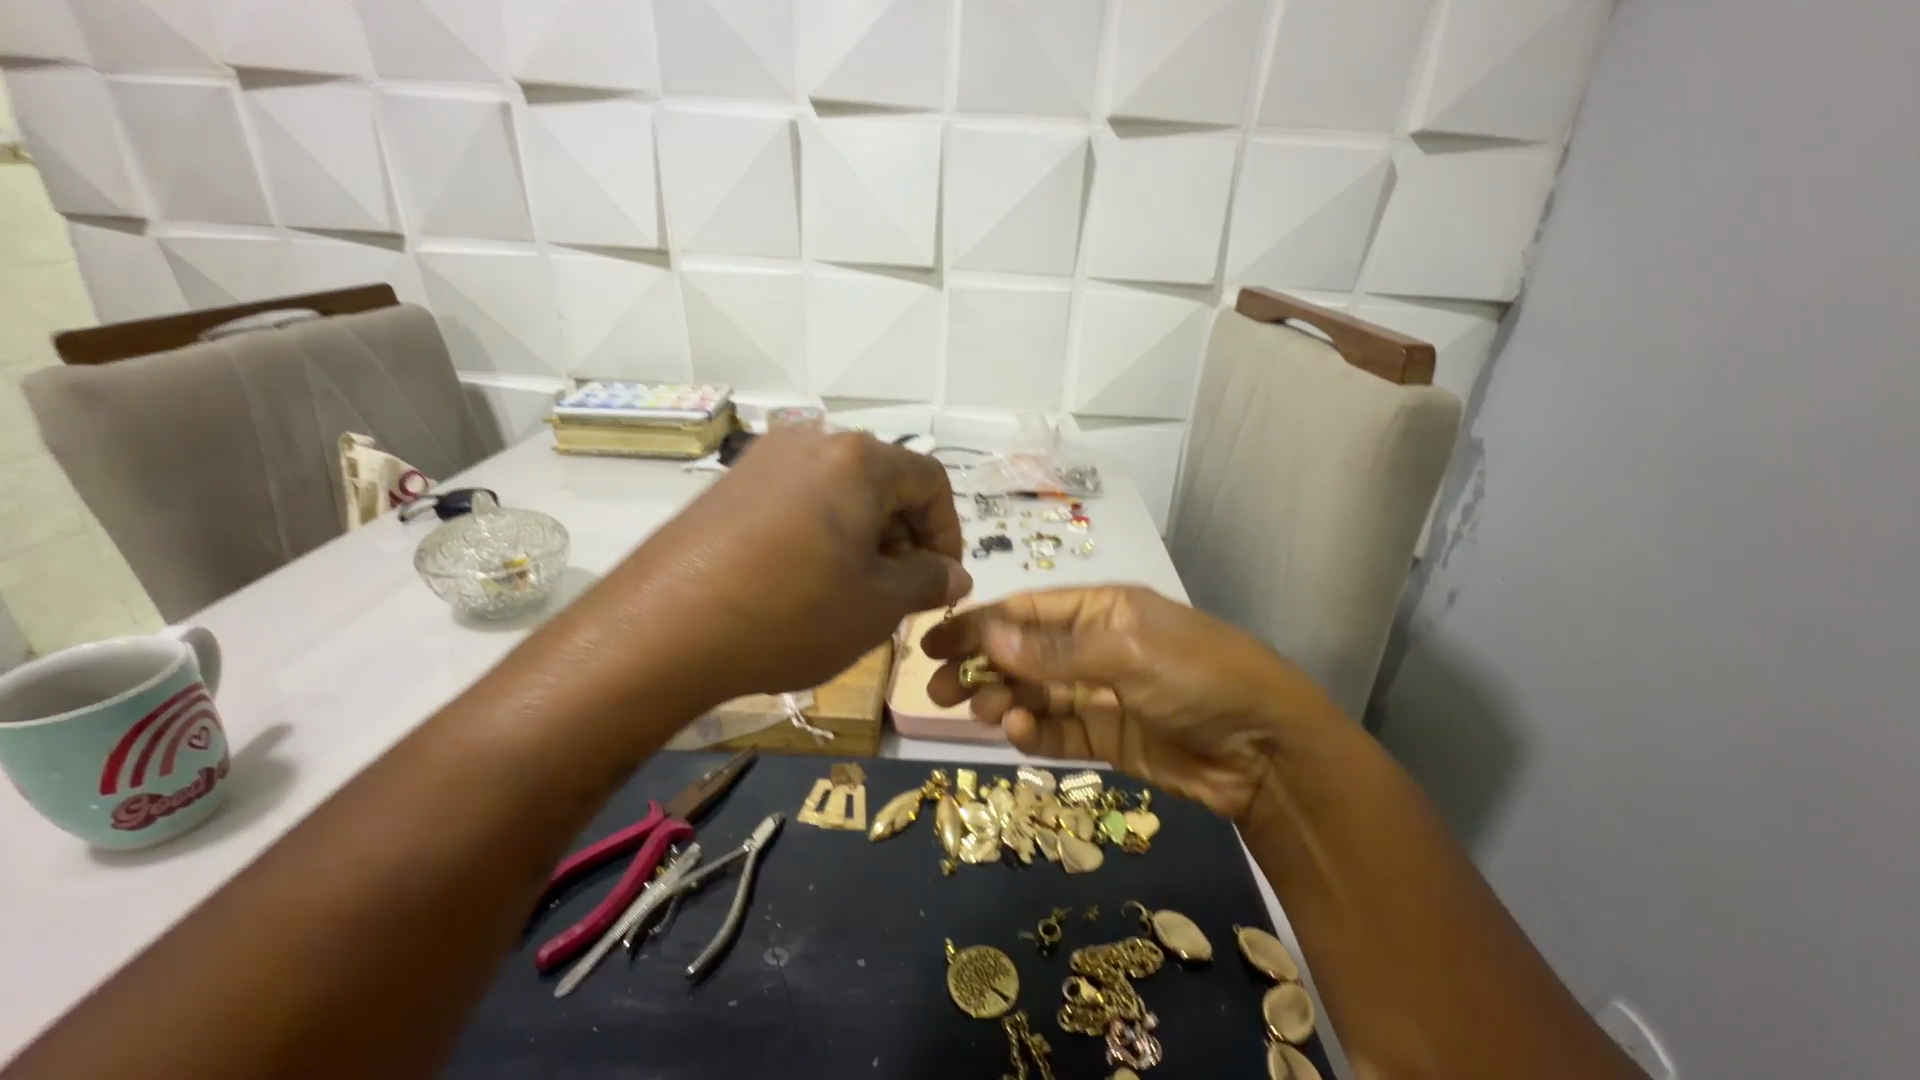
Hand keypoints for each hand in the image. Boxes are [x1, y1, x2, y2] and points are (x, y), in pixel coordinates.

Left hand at [609, 426, 969, 700]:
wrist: (662, 630)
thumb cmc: (791, 613)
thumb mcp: (877, 605)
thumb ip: (927, 581)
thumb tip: (954, 574)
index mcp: (858, 458)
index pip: (930, 482)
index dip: (948, 534)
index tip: (941, 582)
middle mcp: (811, 442)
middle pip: (882, 482)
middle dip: (903, 538)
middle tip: (898, 594)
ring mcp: (762, 461)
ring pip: (838, 494)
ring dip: (861, 539)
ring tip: (851, 594)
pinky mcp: (726, 488)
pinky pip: (795, 503)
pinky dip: (818, 537)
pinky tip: (802, 586)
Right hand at [922, 586, 1339, 819]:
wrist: (1266, 749)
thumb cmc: (1200, 677)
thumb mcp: (1128, 651)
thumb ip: (1055, 652)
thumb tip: (988, 638)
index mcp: (1102, 609)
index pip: (1026, 612)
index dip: (978, 625)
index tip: (931, 643)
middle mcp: (1096, 647)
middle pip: (1022, 654)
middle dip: (979, 668)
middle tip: (936, 691)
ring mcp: (1101, 695)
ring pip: (1033, 695)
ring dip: (1002, 701)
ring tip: (980, 712)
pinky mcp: (1108, 739)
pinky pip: (1058, 733)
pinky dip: (1033, 734)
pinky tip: (1017, 733)